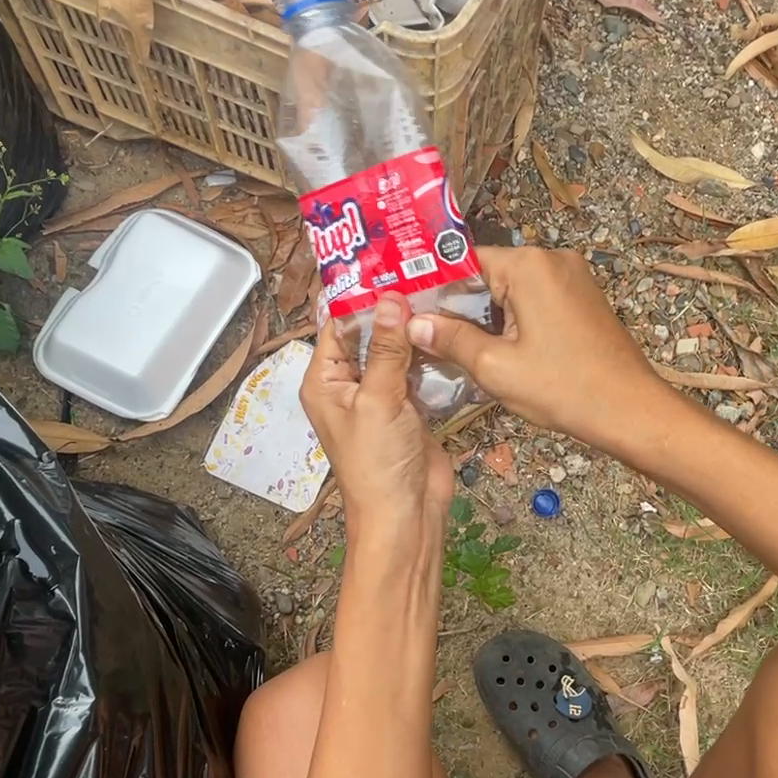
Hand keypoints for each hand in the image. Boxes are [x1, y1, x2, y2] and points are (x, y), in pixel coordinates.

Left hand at [301, 293, 452, 554]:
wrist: (406, 515)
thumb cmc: (377, 464)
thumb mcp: (378, 401)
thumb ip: (388, 350)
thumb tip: (391, 298)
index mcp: (325, 380)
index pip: (338, 325)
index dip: (361, 295)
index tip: (389, 261)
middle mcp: (350, 383)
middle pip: (371, 334)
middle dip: (394, 308)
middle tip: (426, 269)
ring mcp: (383, 395)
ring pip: (398, 351)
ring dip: (416, 330)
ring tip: (444, 290)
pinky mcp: (411, 407)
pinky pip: (419, 371)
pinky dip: (432, 355)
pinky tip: (451, 329)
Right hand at [407, 247, 676, 451]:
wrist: (630, 410)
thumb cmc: (564, 389)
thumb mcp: (496, 368)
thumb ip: (452, 340)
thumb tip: (413, 324)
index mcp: (529, 266)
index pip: (465, 263)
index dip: (435, 290)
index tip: (410, 313)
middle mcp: (553, 260)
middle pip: (489, 276)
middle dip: (461, 307)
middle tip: (429, 339)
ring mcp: (572, 278)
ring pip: (511, 292)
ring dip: (487, 318)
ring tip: (459, 350)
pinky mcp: (582, 300)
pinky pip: (534, 302)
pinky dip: (513, 322)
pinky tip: (498, 351)